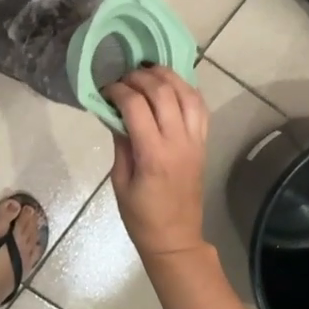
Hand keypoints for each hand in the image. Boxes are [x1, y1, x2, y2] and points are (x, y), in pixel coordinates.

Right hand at [104, 66, 209, 257]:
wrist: (175, 238)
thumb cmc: (140, 216)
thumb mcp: (120, 181)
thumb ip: (121, 143)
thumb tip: (115, 114)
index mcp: (153, 154)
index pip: (136, 107)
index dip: (118, 91)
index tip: (105, 89)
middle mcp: (178, 143)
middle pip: (163, 94)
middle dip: (141, 78)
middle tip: (124, 76)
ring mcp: (195, 142)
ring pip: (187, 95)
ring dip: (168, 77)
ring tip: (149, 70)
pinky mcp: (203, 144)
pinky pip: (200, 108)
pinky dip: (187, 91)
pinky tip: (172, 85)